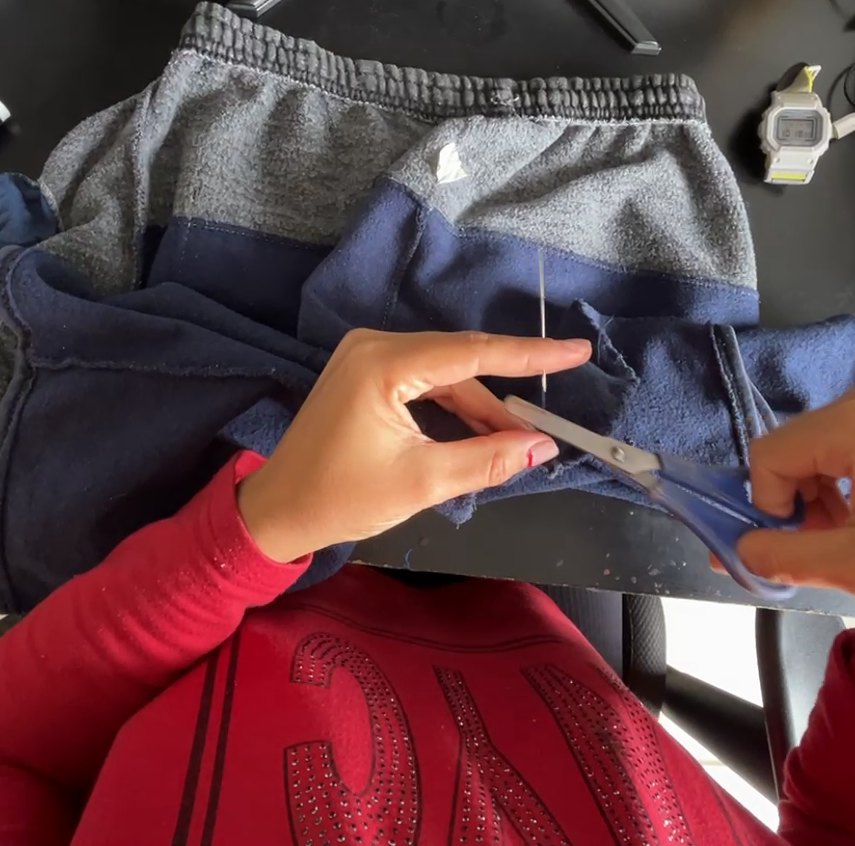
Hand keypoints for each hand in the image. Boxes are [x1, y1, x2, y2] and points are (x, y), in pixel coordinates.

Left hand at [236, 329, 591, 563]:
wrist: (278, 509)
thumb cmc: (341, 497)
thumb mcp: (421, 482)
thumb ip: (486, 459)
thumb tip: (543, 447)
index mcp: (383, 364)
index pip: (471, 353)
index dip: (529, 354)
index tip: (576, 351)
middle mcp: (374, 345)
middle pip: (458, 362)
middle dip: (503, 395)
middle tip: (546, 421)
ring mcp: (366, 355)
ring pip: (443, 373)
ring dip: (478, 405)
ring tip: (515, 439)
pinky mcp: (365, 372)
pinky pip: (423, 380)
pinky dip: (452, 405)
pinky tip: (479, 430)